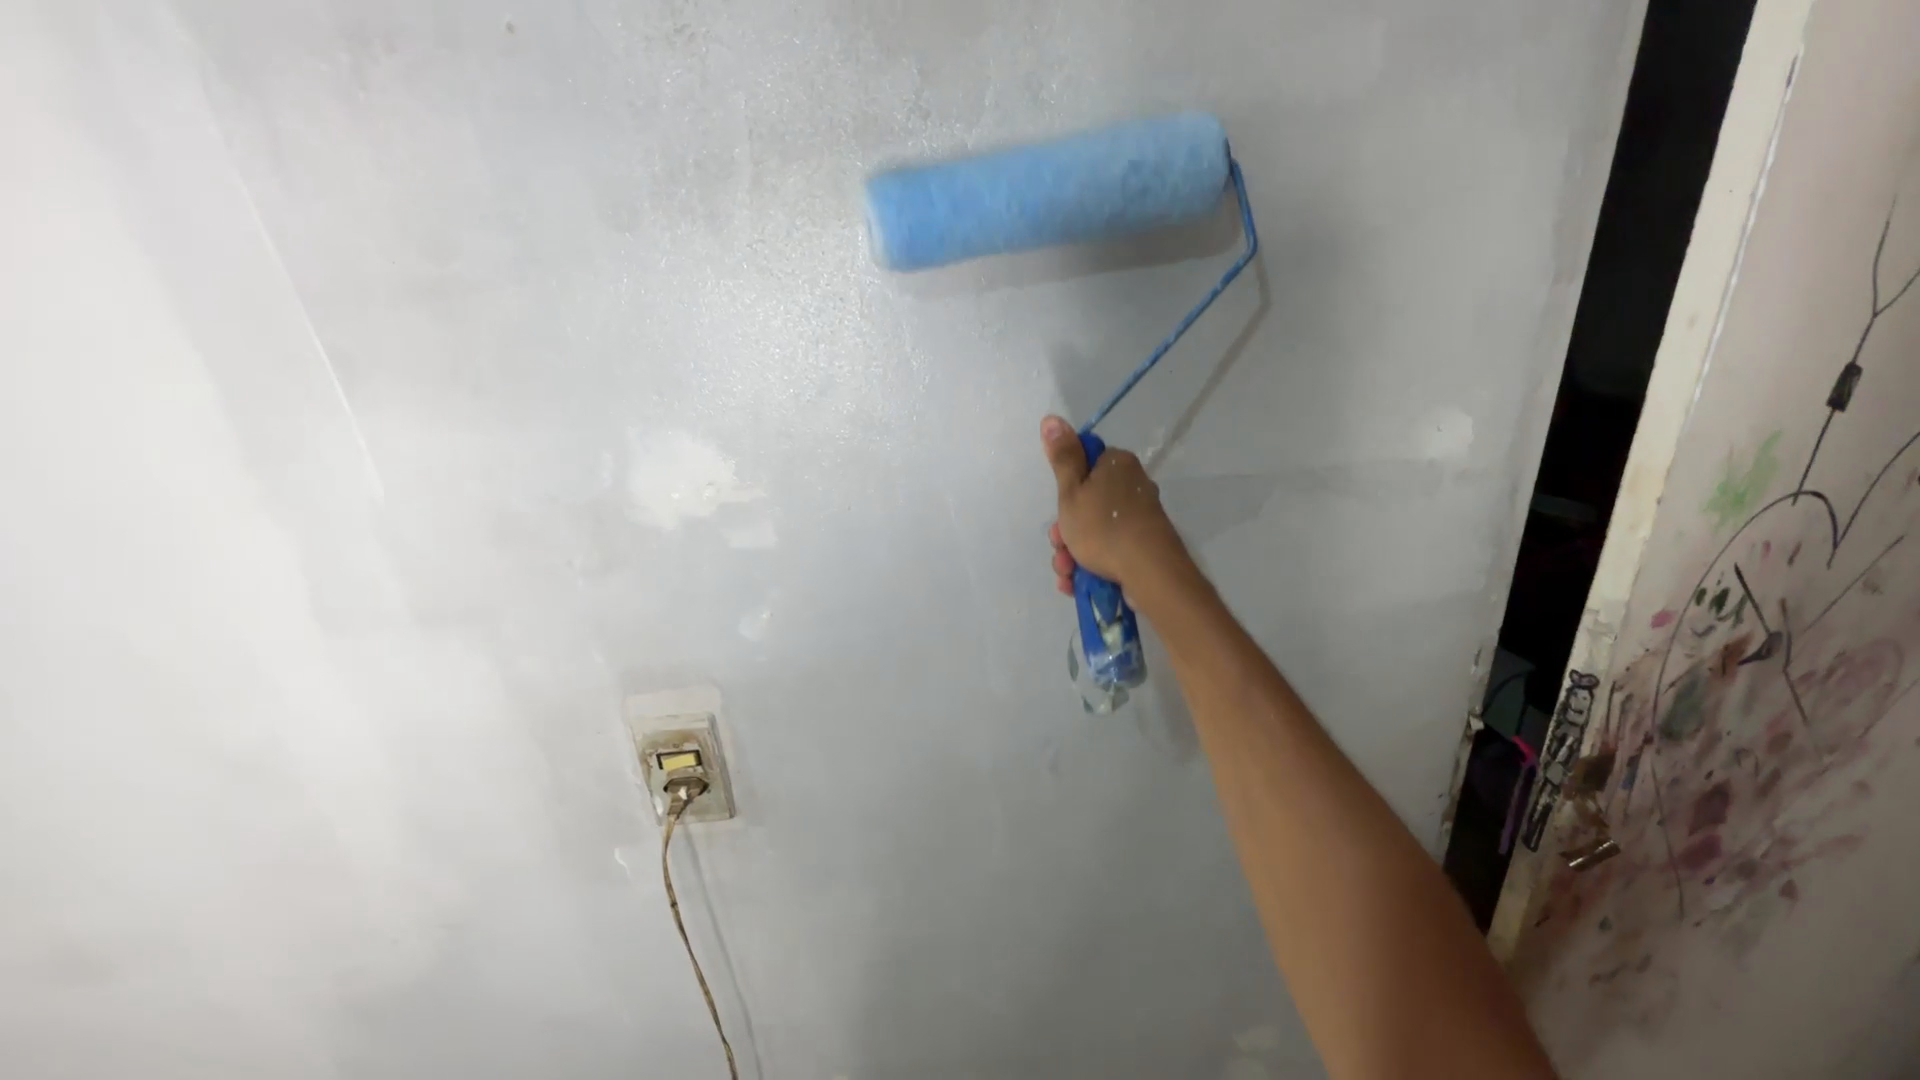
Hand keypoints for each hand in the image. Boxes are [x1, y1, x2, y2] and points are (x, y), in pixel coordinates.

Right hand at [1042, 415, 1186, 595]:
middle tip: (1059, 546)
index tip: (1058, 510)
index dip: (1065, 489)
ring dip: (1072, 554)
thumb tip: (1052, 418)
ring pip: (1093, 532)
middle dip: (1065, 531)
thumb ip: (1062, 458)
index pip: (1085, 465)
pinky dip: (1090, 566)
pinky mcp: (1143, 545)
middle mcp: (1132, 486)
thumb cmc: (1104, 528)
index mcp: (1117, 465)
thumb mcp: (1072, 491)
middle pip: (1086, 503)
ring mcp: (1140, 518)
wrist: (1149, 573)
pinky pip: (1108, 550)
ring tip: (1067, 573)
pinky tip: (1076, 583)